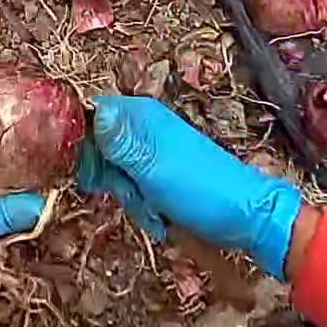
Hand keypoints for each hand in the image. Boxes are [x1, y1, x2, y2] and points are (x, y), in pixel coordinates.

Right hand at [76, 95, 301, 277]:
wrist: (245, 217)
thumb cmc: (199, 189)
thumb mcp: (151, 167)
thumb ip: (117, 141)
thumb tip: (90, 110)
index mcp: (141, 114)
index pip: (93, 113)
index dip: (82, 139)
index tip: (82, 167)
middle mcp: (144, 128)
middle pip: (100, 147)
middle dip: (108, 176)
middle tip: (129, 191)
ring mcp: (152, 152)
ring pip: (115, 172)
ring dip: (128, 195)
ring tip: (151, 207)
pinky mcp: (159, 174)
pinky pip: (134, 187)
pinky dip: (142, 205)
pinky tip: (159, 217)